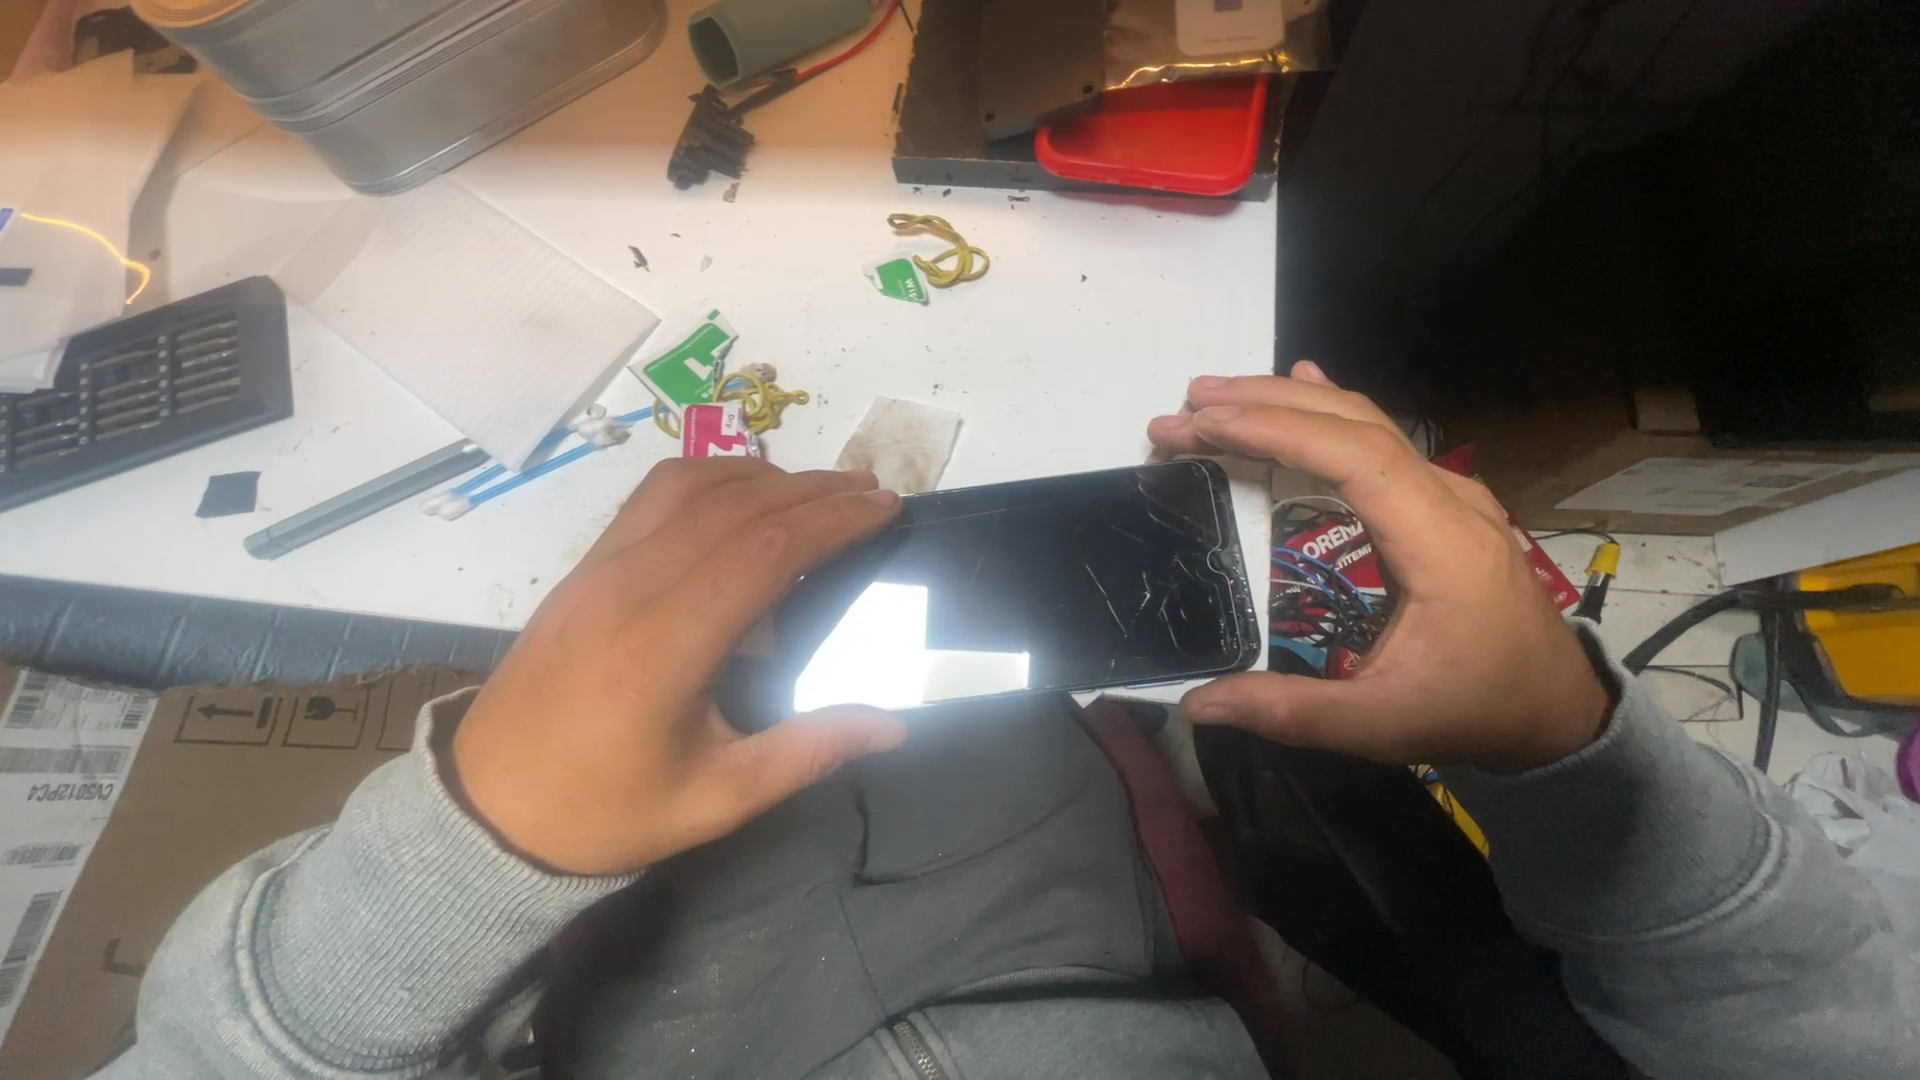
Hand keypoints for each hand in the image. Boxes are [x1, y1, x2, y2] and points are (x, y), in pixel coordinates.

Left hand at [450, 458, 907, 875]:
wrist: (485, 809)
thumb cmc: (605, 811)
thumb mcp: (716, 800)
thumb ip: (808, 752)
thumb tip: (893, 727)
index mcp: (663, 649)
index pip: (763, 551)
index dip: (831, 521)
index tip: (882, 509)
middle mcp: (629, 587)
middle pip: (736, 506)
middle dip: (814, 490)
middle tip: (871, 491)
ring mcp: (599, 567)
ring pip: (691, 485)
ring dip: (764, 474)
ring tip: (819, 487)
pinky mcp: (585, 565)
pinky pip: (654, 496)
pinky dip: (712, 477)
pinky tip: (746, 493)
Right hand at [1148, 362, 1611, 773]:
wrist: (1553, 708)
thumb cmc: (1472, 708)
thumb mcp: (1379, 724)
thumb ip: (1287, 712)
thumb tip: (1195, 703)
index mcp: (1440, 543)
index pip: (1354, 456)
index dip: (1275, 430)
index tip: (1205, 424)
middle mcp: (1447, 499)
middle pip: (1352, 422)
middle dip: (1262, 406)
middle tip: (1185, 409)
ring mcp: (1447, 492)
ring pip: (1364, 420)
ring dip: (1286, 402)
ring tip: (1213, 399)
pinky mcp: (1436, 499)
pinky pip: (1378, 436)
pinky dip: (1326, 408)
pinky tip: (1300, 382)